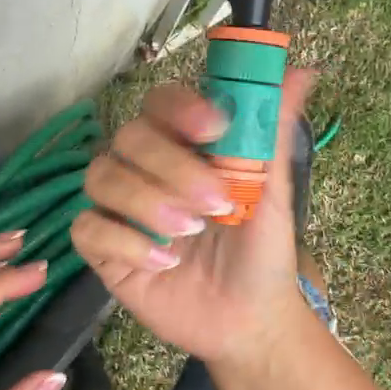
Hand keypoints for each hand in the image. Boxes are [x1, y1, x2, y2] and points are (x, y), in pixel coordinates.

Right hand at [71, 71, 316, 368]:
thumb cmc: (260, 250)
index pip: (162, 102)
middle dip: (171, 167)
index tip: (214, 128)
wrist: (249, 319)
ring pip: (101, 176)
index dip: (181, 108)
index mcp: (182, 144)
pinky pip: (88, 227)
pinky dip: (125, 242)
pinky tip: (163, 262)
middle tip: (216, 203)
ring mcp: (118, 204)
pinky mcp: (101, 246)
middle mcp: (143, 166)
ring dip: (147, 202)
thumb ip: (274, 129)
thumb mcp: (273, 191)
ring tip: (189, 233)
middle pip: (129, 137)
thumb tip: (302, 70)